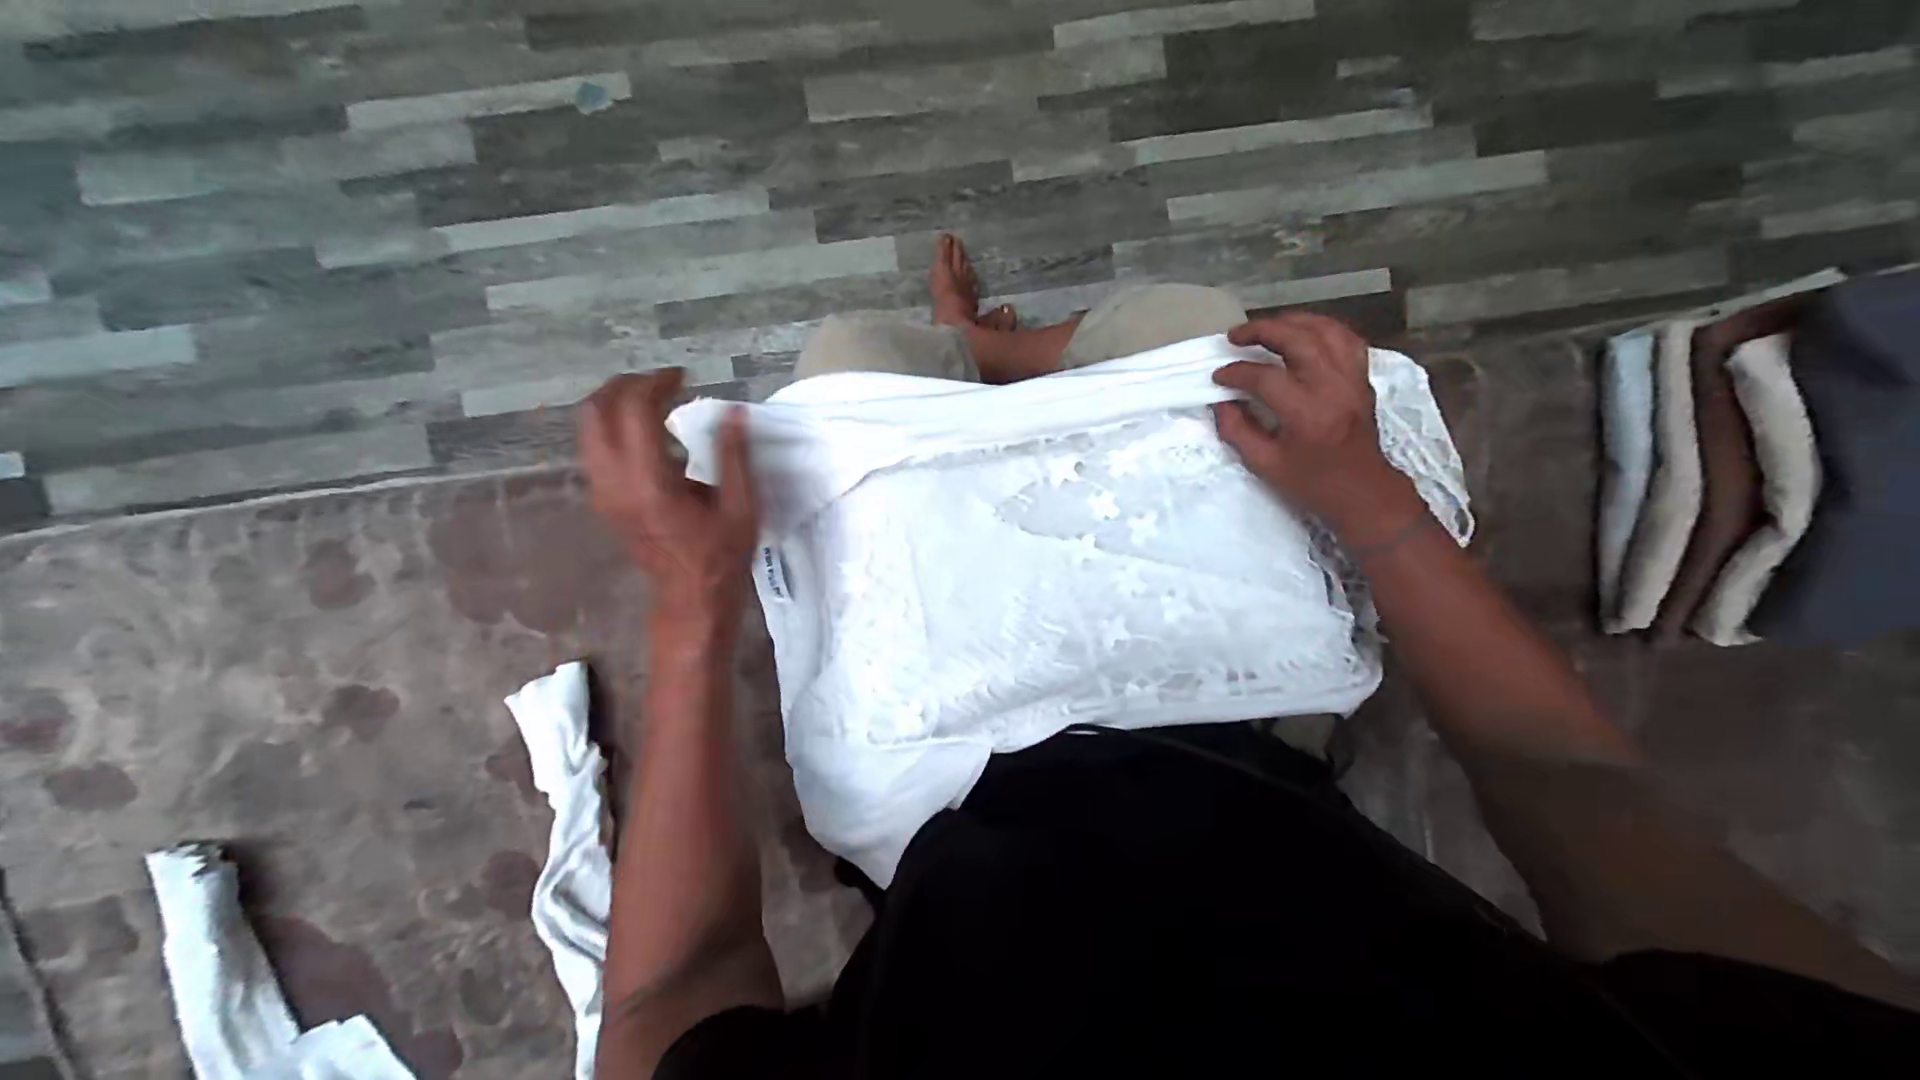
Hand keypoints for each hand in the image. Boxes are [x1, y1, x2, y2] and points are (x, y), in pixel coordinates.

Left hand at [578, 369, 756, 622]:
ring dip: (616, 404)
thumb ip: (734, 456)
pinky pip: (594, 447)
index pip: (635, 411)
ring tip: (653, 401)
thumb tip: (734, 411)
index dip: (657, 384)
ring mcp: (602, 492)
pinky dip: (614, 426)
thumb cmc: (721, 557)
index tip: (683, 376)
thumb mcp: (741, 507)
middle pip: (596, 411)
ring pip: (588, 427)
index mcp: (649, 483)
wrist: (690, 599)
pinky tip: (648, 433)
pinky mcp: (603, 499)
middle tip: (662, 383)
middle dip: (626, 386)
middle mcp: (614, 483)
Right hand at [1211, 314, 1424, 546]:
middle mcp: (1333, 389)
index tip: (1219, 377)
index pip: (1265, 378)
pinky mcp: (1362, 378)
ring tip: (1266, 327)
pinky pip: (1346, 338)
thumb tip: (1221, 402)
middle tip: (1235, 336)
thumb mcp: (1264, 464)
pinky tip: (1302, 331)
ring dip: (1293, 321)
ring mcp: (1352, 379)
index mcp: (1306, 415)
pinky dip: (1322, 328)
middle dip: (1262, 331)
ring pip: (1325, 330)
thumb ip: (1237, 430)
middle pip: (1298, 340)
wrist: (1362, 490)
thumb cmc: (1311, 482)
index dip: (1237, 373)